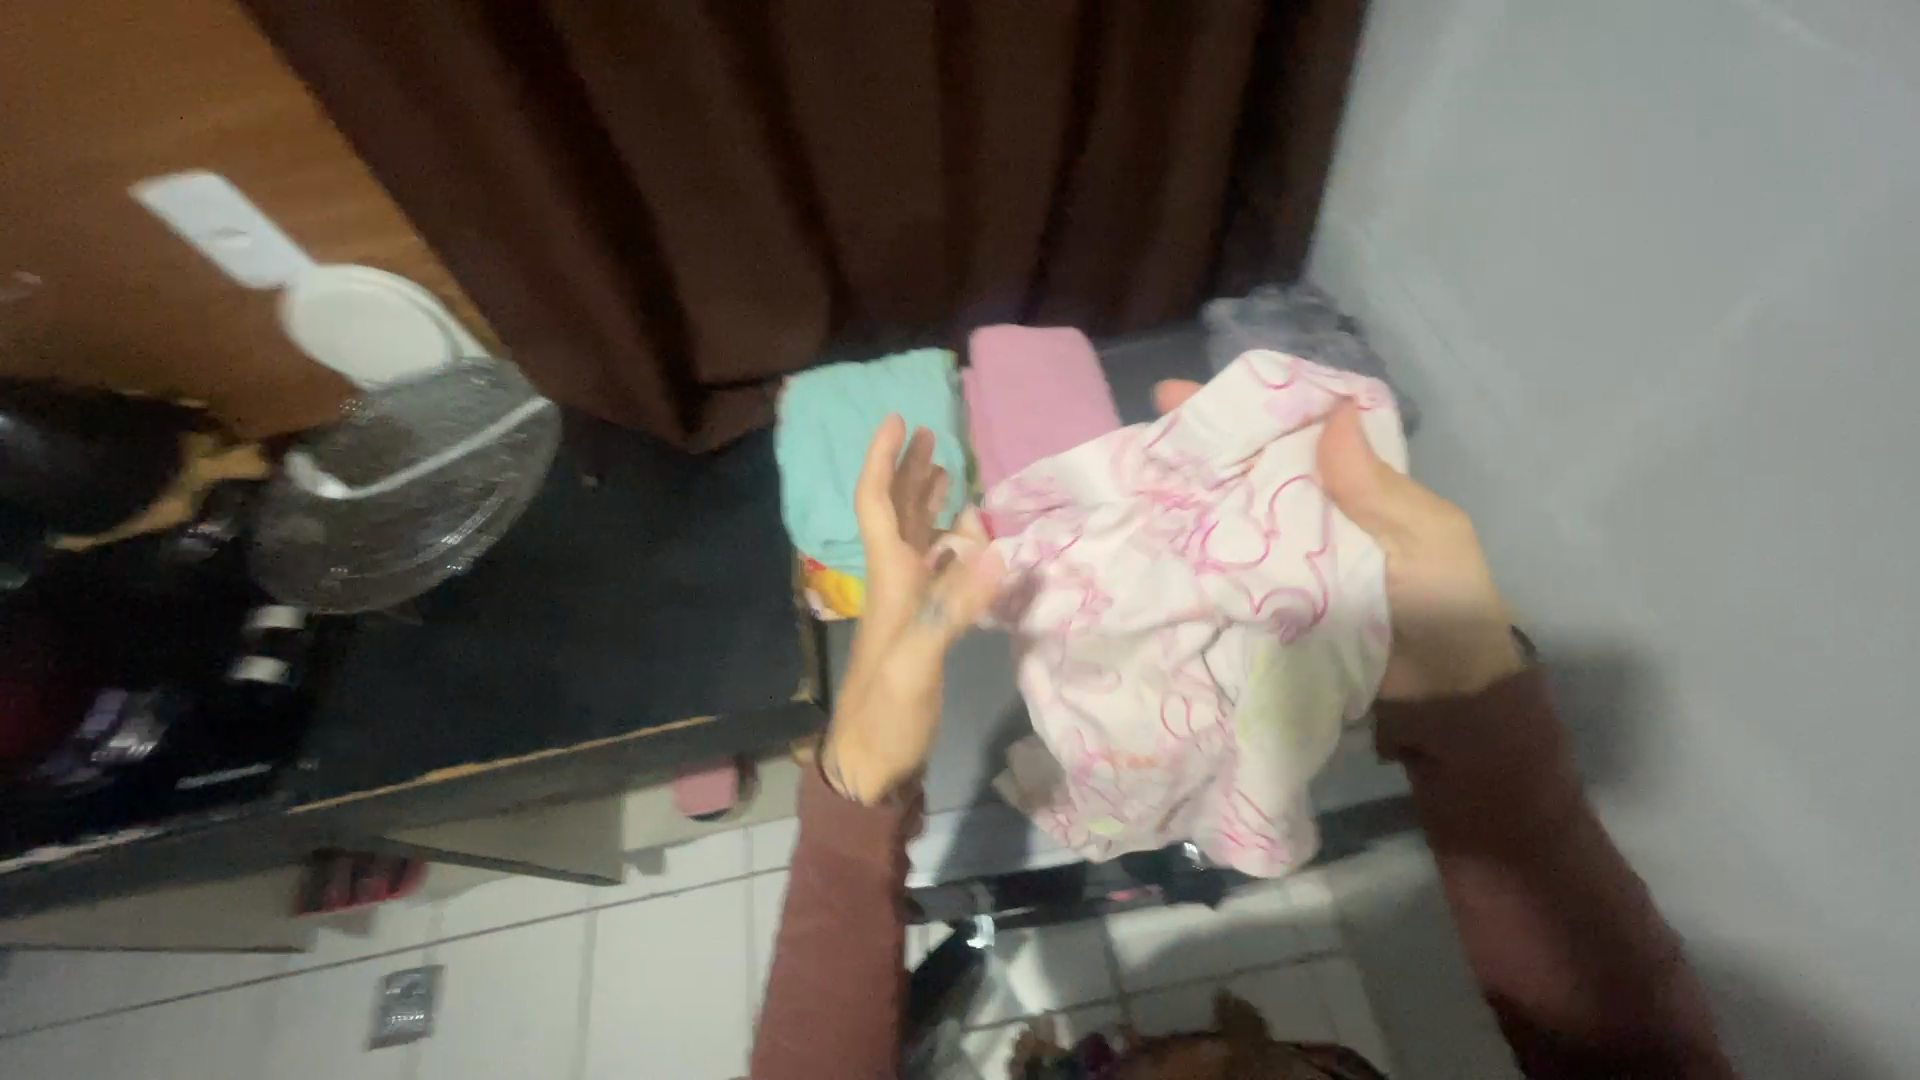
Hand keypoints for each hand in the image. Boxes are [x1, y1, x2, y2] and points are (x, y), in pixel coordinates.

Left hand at [822, 416, 1003, 803]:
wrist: (871, 761)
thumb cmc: (887, 714)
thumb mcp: (918, 663)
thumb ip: (953, 608)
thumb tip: (998, 552)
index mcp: (888, 578)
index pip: (877, 504)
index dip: (884, 460)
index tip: (897, 420)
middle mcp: (894, 581)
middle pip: (896, 512)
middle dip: (909, 470)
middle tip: (929, 434)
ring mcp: (907, 604)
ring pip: (915, 538)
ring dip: (927, 501)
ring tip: (946, 472)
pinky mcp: (921, 626)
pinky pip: (935, 570)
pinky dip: (949, 545)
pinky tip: (964, 542)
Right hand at [1154, 381, 1521, 700]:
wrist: (1441, 691)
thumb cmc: (1445, 601)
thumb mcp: (1426, 537)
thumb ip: (1376, 486)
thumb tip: (1333, 413)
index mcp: (1344, 482)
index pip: (1286, 432)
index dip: (1239, 408)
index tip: (1182, 395)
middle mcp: (1300, 511)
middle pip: (1241, 471)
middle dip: (1192, 451)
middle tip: (1139, 441)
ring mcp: (1276, 557)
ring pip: (1224, 518)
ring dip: (1182, 502)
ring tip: (1129, 486)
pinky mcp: (1261, 599)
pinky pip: (1222, 571)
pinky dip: (1190, 558)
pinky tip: (1148, 546)